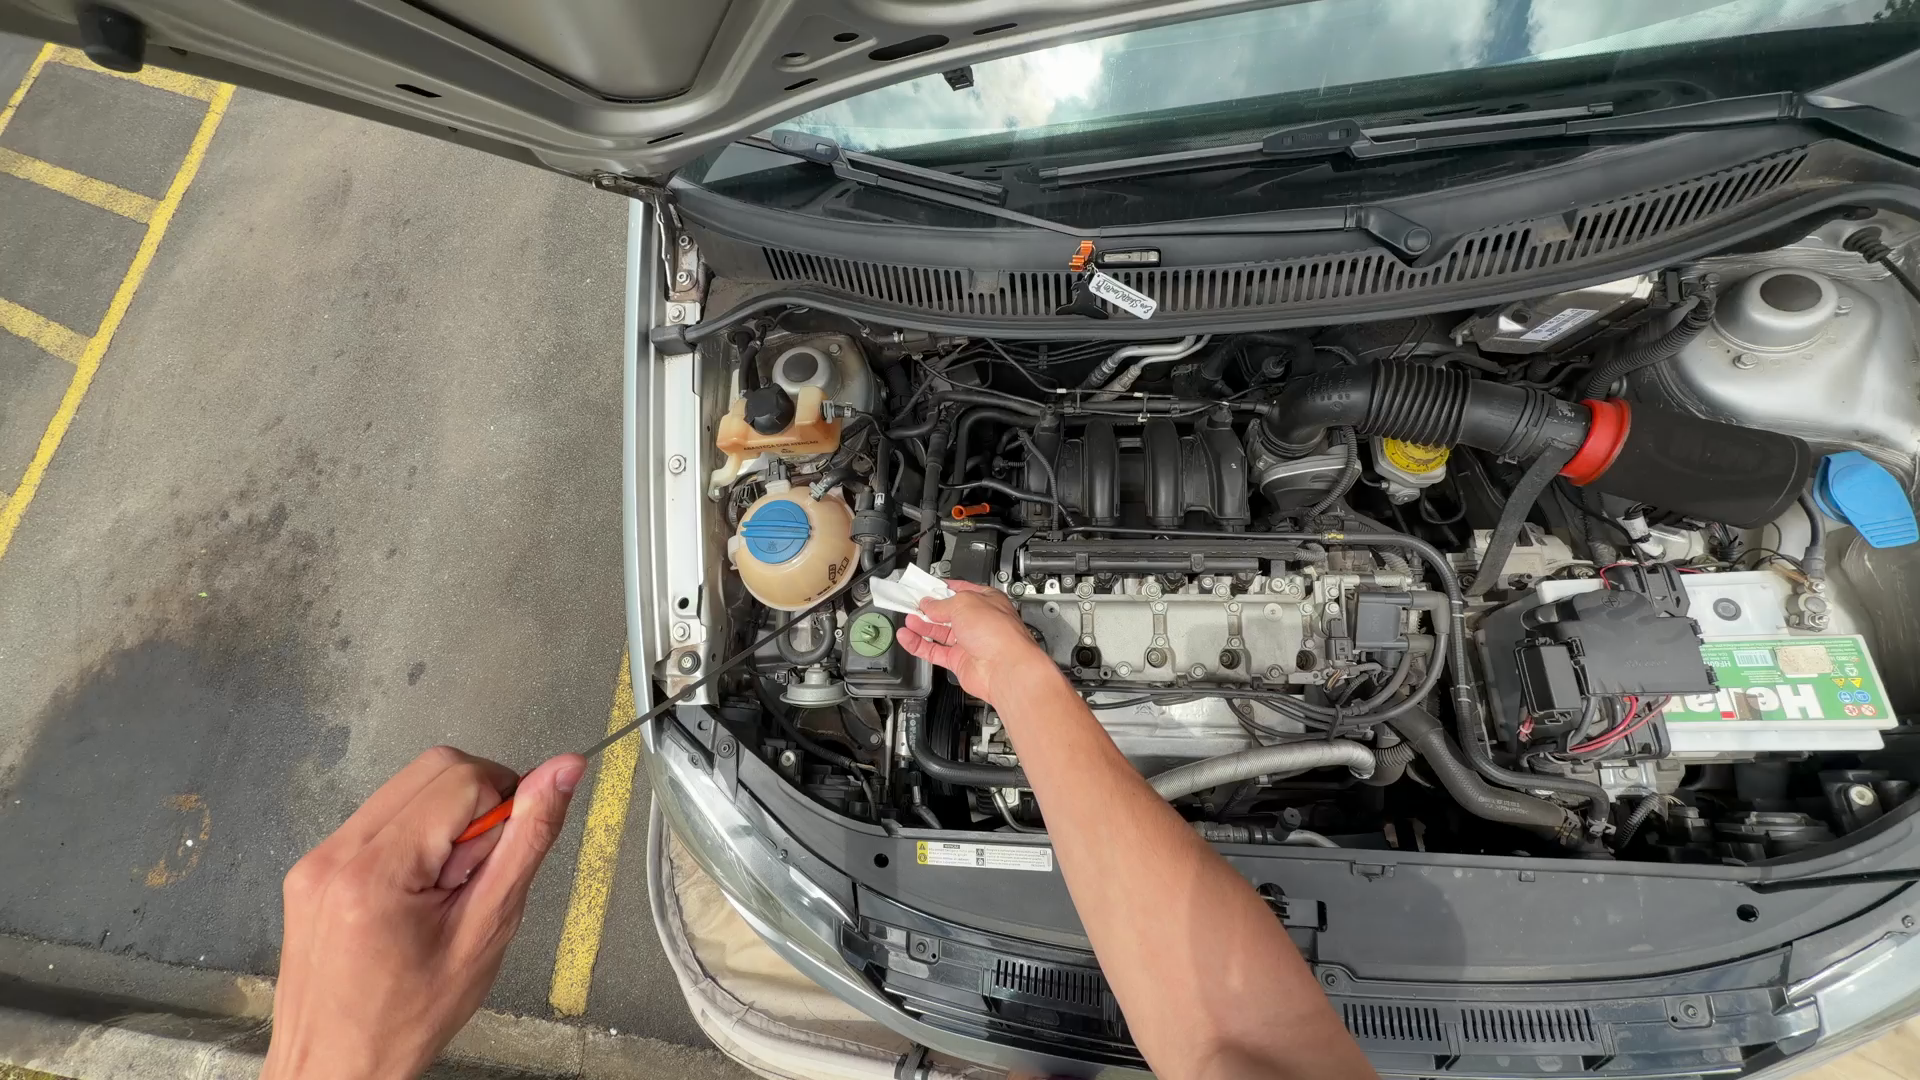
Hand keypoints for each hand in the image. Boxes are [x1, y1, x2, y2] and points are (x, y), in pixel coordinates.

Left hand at [263, 747, 584, 1079]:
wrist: (335, 1073)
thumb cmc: (412, 1014)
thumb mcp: (490, 926)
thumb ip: (530, 836)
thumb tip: (565, 768)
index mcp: (375, 872)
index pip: (464, 778)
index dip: (503, 806)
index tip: (496, 862)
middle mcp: (335, 853)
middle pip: (438, 767)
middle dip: (480, 802)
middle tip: (479, 868)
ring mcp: (318, 857)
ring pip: (415, 783)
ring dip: (453, 815)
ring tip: (450, 881)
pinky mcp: (316, 864)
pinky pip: (390, 809)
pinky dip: (425, 829)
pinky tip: (425, 883)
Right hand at [898, 579, 1056, 706]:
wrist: (1006, 668)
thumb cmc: (999, 634)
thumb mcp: (964, 604)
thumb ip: (942, 604)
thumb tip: (929, 604)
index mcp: (986, 601)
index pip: (960, 591)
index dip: (941, 589)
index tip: (924, 588)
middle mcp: (979, 622)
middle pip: (948, 612)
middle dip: (928, 609)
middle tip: (911, 604)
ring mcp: (970, 642)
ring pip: (940, 632)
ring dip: (922, 626)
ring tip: (907, 620)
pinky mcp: (960, 661)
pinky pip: (935, 651)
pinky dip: (919, 645)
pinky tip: (908, 638)